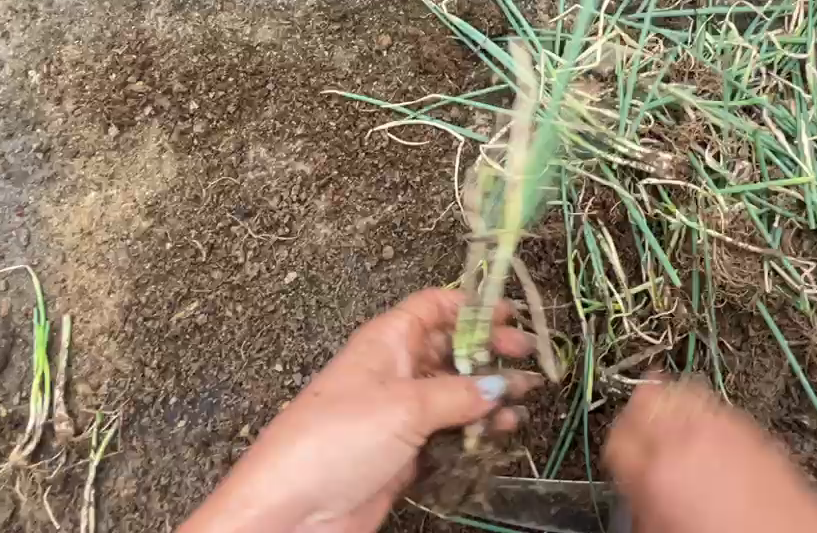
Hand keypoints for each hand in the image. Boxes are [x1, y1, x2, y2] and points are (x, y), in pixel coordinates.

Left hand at [178, 289, 539, 532]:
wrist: (288, 515)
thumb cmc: (336, 439)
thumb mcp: (403, 406)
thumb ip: (458, 394)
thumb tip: (500, 384)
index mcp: (388, 340)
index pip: (435, 306)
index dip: (473, 305)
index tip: (512, 313)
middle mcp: (396, 369)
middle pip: (451, 348)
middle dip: (490, 351)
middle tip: (527, 358)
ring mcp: (400, 413)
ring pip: (455, 392)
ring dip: (489, 394)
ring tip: (524, 400)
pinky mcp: (403, 453)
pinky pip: (449, 432)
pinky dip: (476, 431)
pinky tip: (502, 433)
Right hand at [605, 379, 816, 532]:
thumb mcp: (667, 525)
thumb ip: (645, 500)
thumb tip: (637, 493)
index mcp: (658, 469)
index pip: (616, 435)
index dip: (616, 447)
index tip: (621, 457)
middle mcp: (685, 435)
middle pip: (642, 396)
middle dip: (637, 413)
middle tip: (638, 432)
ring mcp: (719, 423)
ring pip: (678, 387)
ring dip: (669, 401)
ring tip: (669, 420)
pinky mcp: (748, 422)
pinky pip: (712, 398)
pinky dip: (702, 405)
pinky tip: (704, 426)